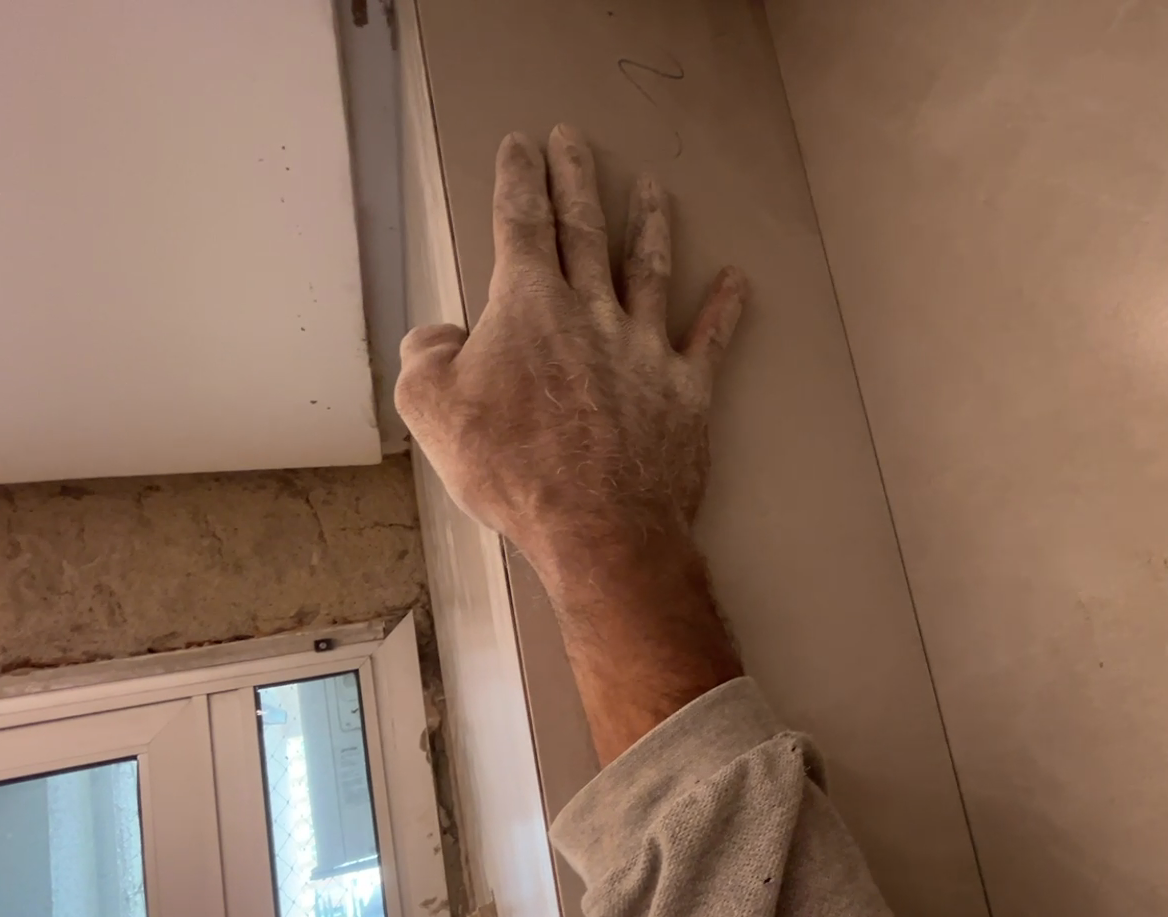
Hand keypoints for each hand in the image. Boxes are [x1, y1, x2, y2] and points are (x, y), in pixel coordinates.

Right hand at [396, 125, 746, 584]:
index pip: (522, 224)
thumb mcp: (433, 411)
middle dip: (578, 179)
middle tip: (575, 140)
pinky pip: (711, 339)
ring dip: (651, 225)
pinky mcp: (688, 389)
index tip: (520, 147)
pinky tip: (738, 281)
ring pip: (650, 270)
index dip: (518, 180)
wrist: (601, 525)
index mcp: (531, 308)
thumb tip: (447, 335)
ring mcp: (647, 349)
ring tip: (655, 189)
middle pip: (586, 230)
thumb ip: (429, 356)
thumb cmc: (514, 470)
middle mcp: (595, 313)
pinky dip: (726, 308)